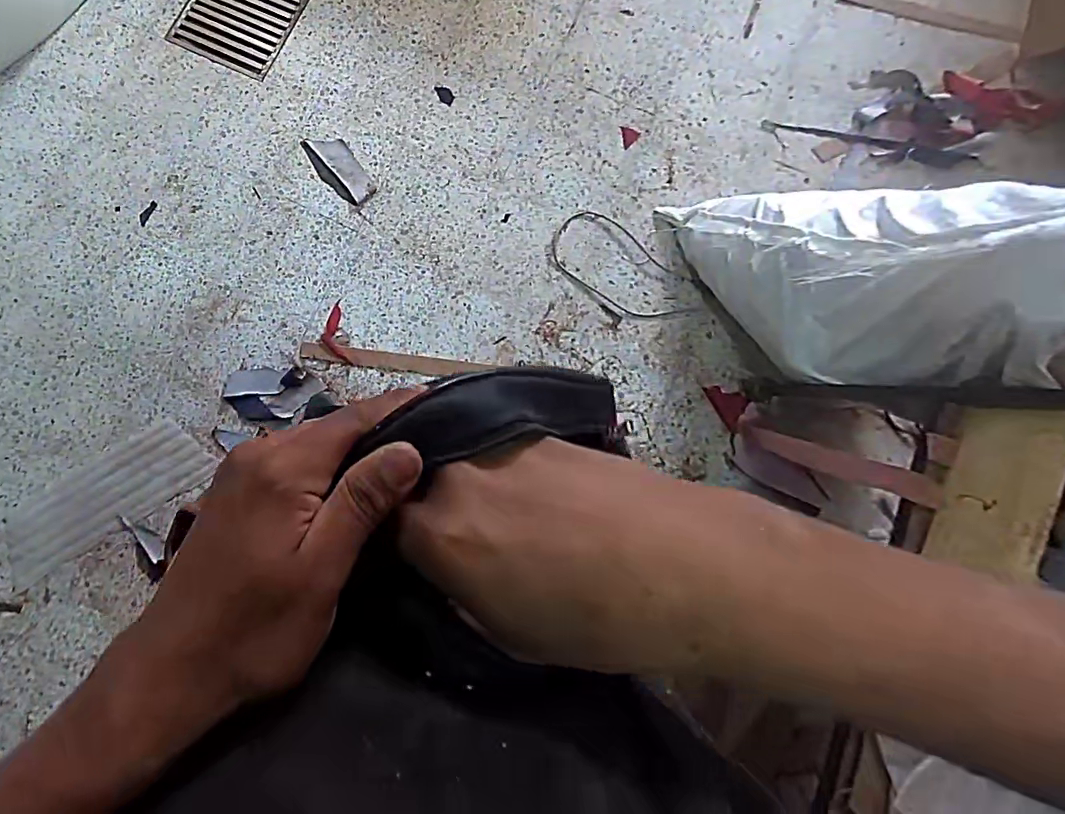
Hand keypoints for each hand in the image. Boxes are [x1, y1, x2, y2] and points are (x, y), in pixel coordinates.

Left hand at [122, 387, 424, 713]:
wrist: (174, 666)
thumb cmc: (256, 628)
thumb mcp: (321, 570)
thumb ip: (362, 502)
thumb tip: (407, 448)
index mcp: (283, 467)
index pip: (352, 419)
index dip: (394, 406)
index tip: (434, 395)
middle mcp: (257, 453)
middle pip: (329, 426)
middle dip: (376, 425)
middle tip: (424, 432)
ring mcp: (238, 469)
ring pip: (308, 441)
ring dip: (349, 445)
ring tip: (392, 454)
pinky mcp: (231, 489)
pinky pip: (287, 458)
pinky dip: (321, 461)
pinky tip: (341, 480)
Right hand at [397, 436, 726, 675]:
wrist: (681, 560)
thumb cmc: (593, 618)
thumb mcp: (508, 634)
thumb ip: (459, 594)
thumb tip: (448, 569)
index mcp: (437, 533)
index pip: (383, 522)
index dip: (391, 536)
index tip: (406, 548)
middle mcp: (454, 477)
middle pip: (410, 480)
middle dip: (417, 500)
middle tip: (451, 527)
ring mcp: (492, 446)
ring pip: (449, 456)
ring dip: (454, 477)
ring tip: (493, 506)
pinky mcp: (529, 430)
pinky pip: (488, 444)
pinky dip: (492, 464)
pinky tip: (526, 487)